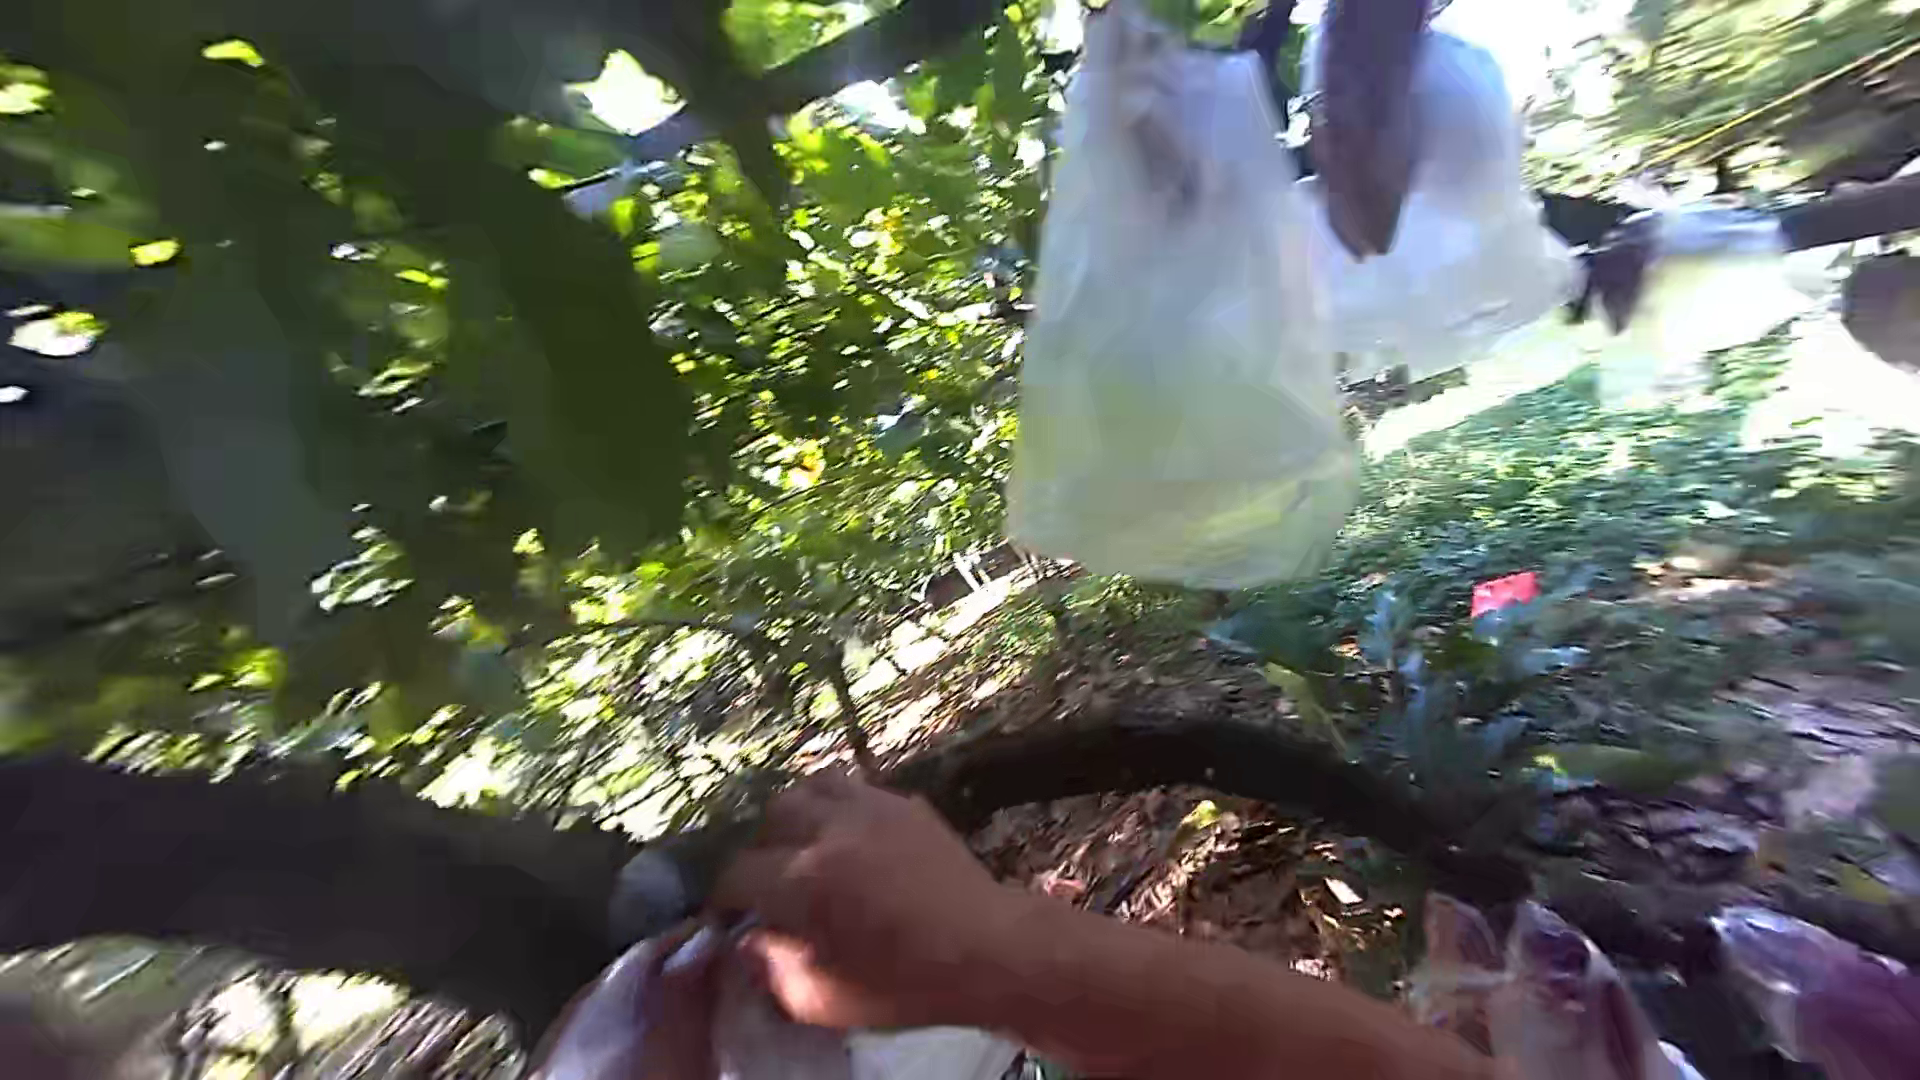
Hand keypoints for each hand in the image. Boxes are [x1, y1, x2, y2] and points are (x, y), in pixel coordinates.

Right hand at [712, 773, 1031, 1029]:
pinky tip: (849, 832)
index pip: (738, 872)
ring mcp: (870, 804)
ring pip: (812, 784)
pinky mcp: (901, 799)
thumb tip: (747, 936)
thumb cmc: (901, 982)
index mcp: (805, 879)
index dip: (725, 896)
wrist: (981, 945)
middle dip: (762, 847)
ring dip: (799, 813)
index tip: (731, 913)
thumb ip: (770, 965)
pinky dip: (838, 804)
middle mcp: (831, 828)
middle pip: (772, 814)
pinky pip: (855, 785)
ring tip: (806, 841)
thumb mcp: (821, 998)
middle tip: (772, 876)